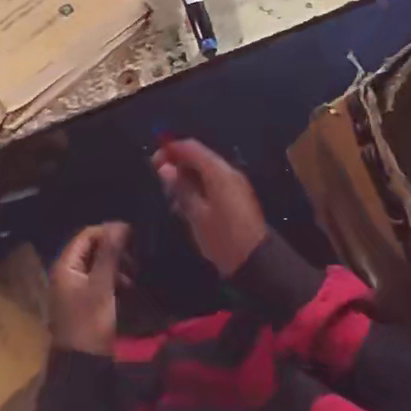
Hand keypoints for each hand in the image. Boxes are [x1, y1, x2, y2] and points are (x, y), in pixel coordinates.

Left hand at [48, 222, 128, 355]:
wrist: (82, 368)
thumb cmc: (90, 323)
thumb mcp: (102, 286)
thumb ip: (110, 254)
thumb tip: (119, 223)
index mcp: (65, 265)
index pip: (87, 235)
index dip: (109, 232)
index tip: (134, 236)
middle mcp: (67, 272)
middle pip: (92, 249)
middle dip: (115, 250)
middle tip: (138, 257)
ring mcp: (75, 289)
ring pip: (98, 266)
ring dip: (117, 266)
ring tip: (136, 274)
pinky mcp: (85, 303)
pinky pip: (100, 283)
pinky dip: (115, 281)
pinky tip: (130, 289)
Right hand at [153, 138, 266, 276]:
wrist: (256, 263)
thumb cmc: (223, 238)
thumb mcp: (196, 214)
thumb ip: (180, 187)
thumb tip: (165, 168)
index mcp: (218, 173)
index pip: (191, 147)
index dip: (171, 149)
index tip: (154, 160)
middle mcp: (228, 172)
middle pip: (199, 156)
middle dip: (178, 164)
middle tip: (160, 179)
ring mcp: (235, 184)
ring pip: (205, 170)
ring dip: (187, 176)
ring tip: (172, 195)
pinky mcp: (237, 196)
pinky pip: (213, 181)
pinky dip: (198, 185)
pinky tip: (187, 203)